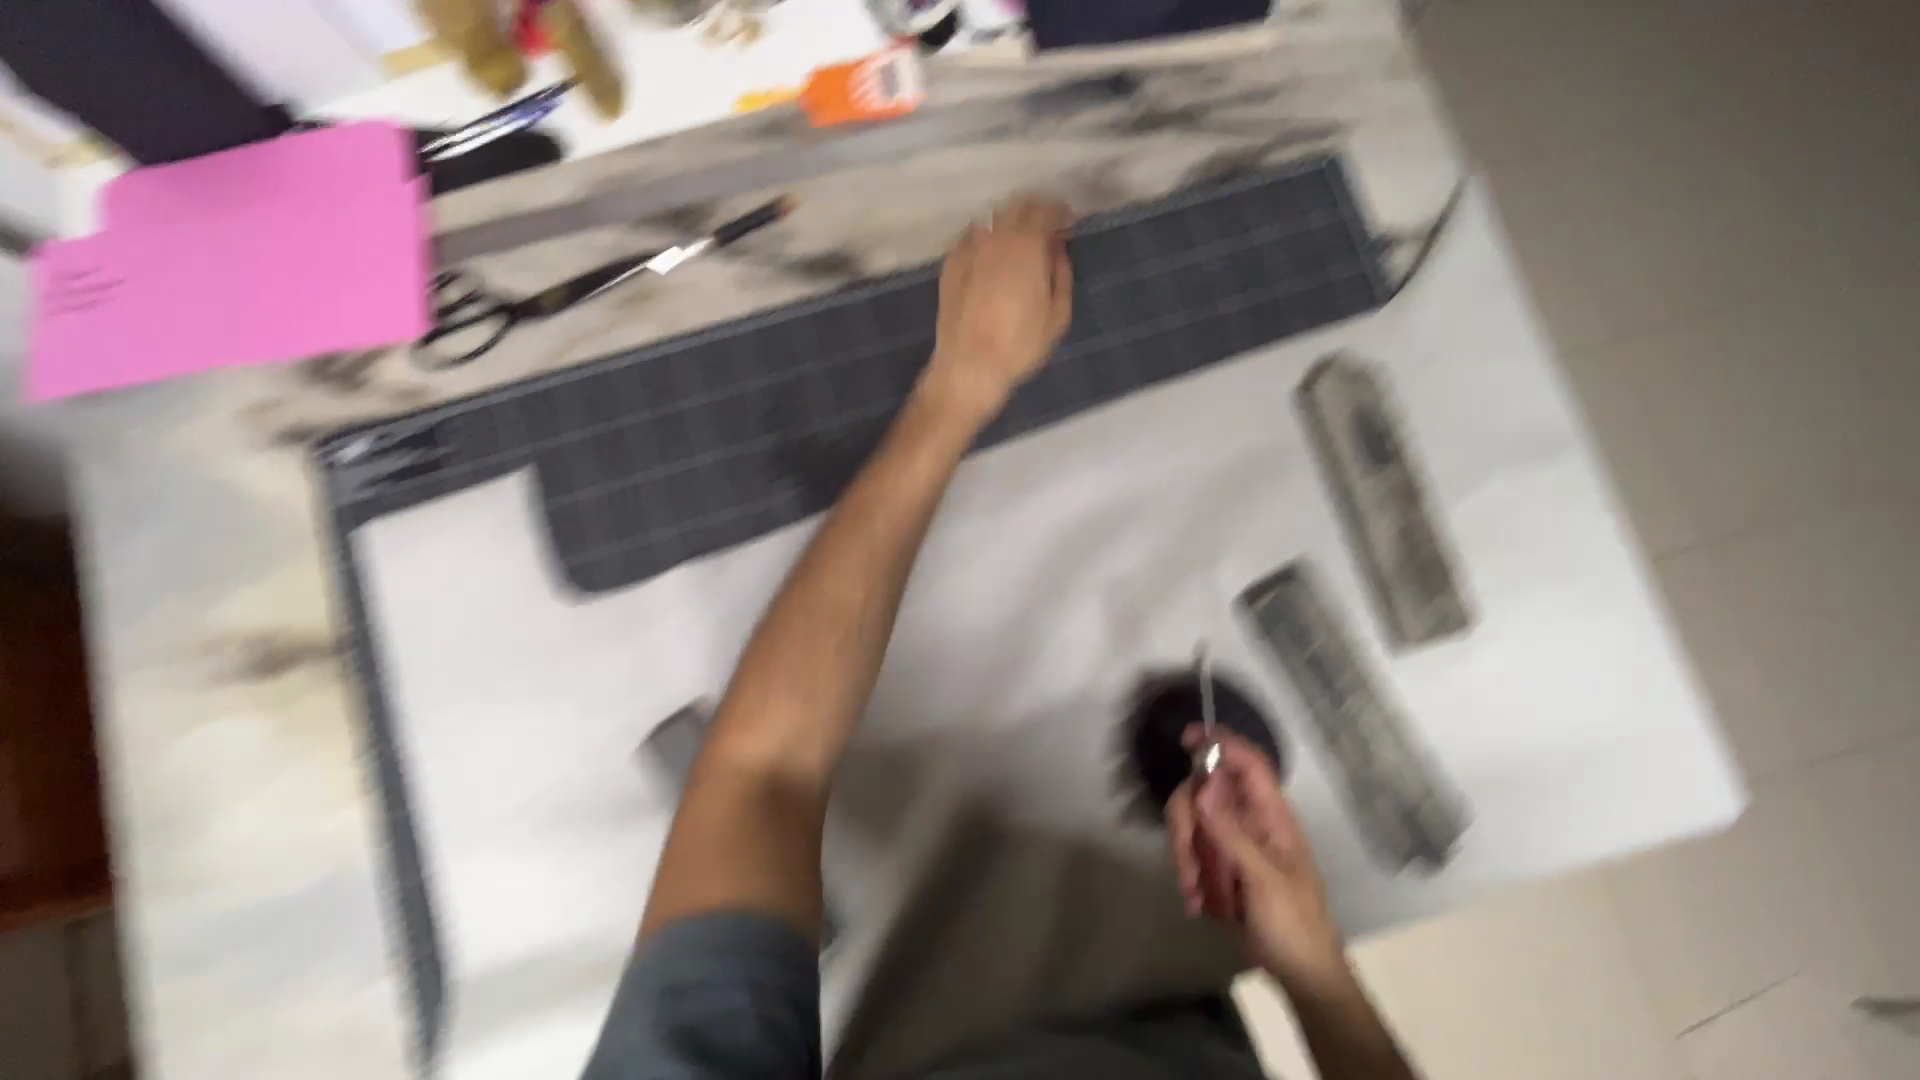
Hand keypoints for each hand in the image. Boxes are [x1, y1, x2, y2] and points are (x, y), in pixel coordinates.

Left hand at [920, 194, 1074, 418]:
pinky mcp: (950, 263)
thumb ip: (1062, 274)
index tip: (1067, 224)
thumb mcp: (1058, 315)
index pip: (1046, 209)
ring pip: (992, 218)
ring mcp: (969, 247)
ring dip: (1009, 222)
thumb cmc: (1020, 345)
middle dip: (1035, 211)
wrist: (969, 365)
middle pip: (1017, 206)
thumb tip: (1058, 251)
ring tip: (1018, 242)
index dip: (1060, 213)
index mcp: (1027, 245)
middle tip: (1045, 230)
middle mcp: (996, 237)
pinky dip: (986, 238)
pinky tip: (990, 256)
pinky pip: (972, 237)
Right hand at [1168, 728, 1353, 996]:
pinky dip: (1187, 874)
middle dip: (1186, 823)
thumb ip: (1233, 833)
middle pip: (1205, 793)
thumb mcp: (1265, 880)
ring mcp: (1233, 843)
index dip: (1222, 744)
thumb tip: (1203, 787)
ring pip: (1192, 823)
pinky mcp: (1220, 865)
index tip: (1188, 739)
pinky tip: (1197, 903)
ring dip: (1184, 856)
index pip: (1248, 764)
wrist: (1303, 975)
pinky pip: (1191, 852)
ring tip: (1194, 893)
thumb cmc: (1296, 925)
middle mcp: (1250, 821)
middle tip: (1186, 861)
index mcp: (1272, 816)